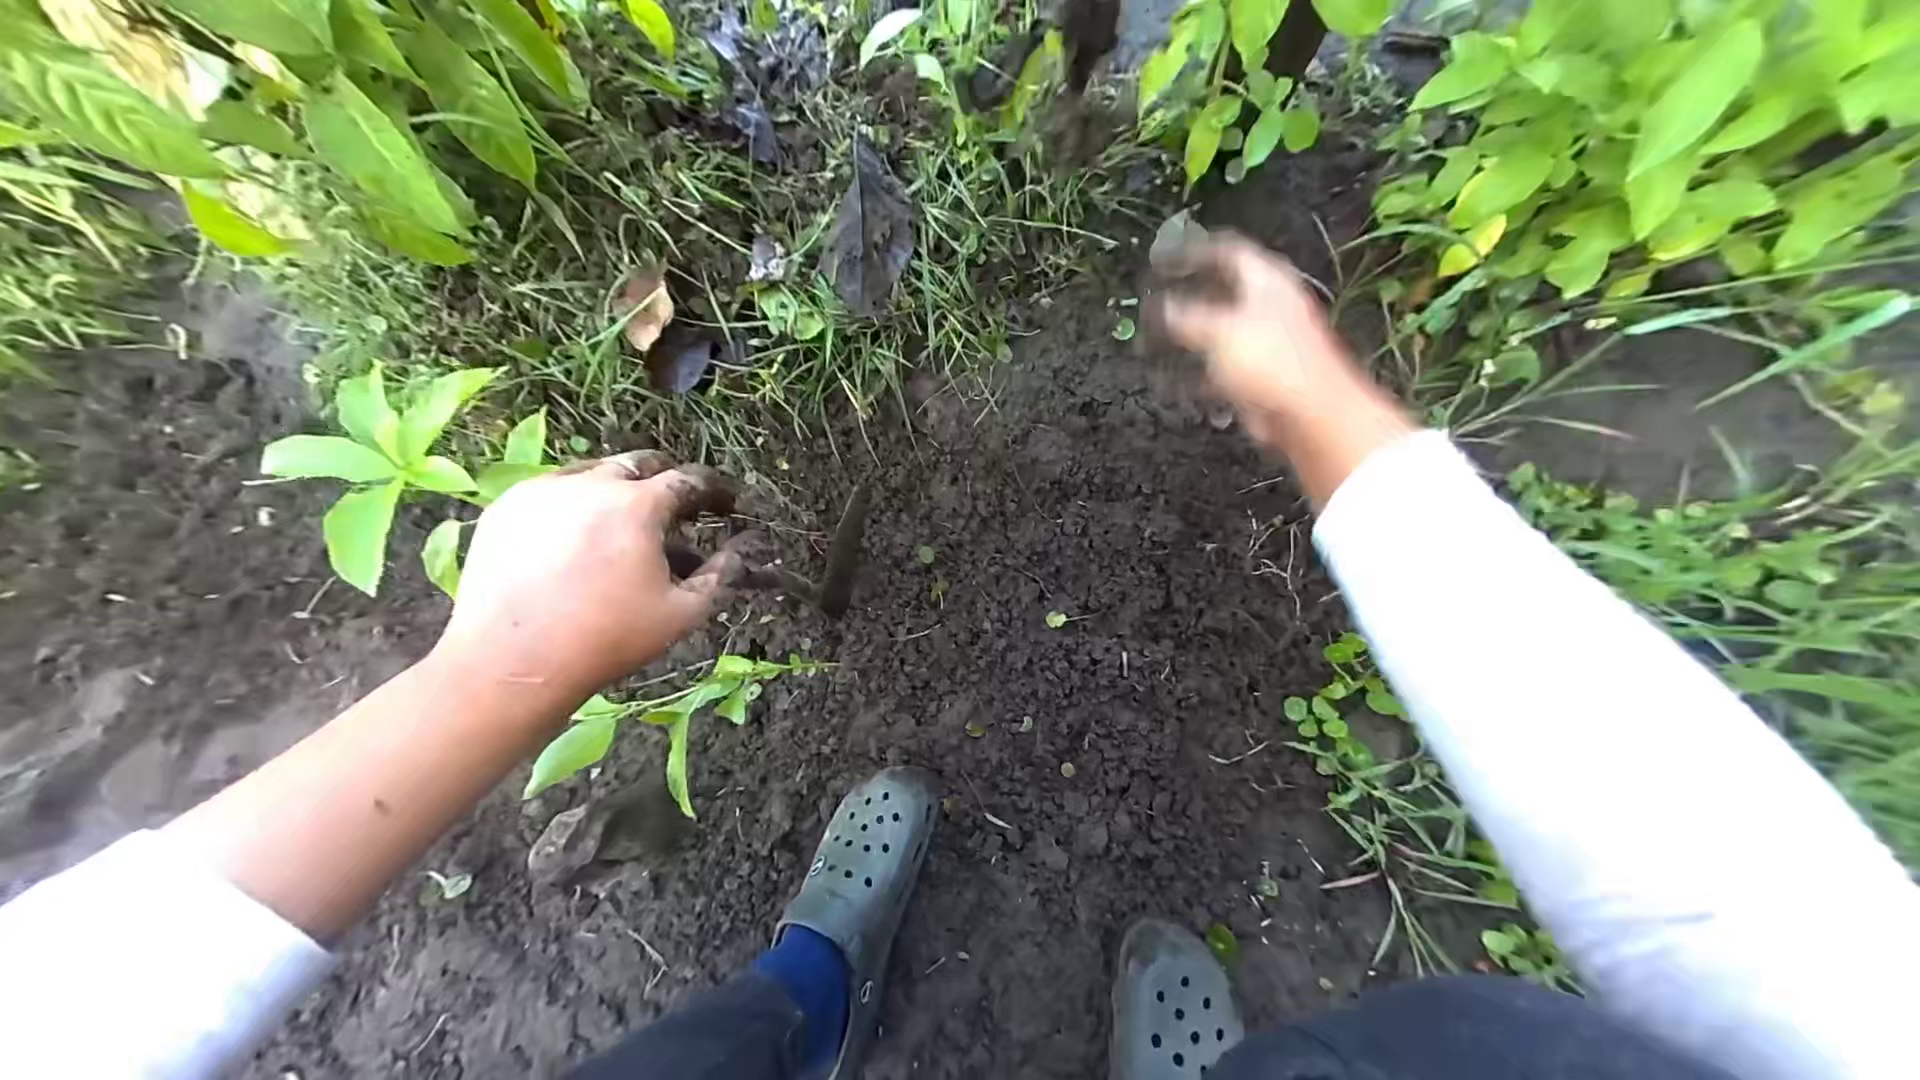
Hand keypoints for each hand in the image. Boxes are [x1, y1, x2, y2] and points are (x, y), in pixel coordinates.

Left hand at [431, 452, 742, 702]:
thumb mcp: (682, 612)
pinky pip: (554, 492)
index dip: (715, 490)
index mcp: (637, 505)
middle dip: (667, 480)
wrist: (511, 663)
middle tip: (679, 508)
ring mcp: (541, 492)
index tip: (727, 503)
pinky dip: (579, 504)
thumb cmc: (607, 638)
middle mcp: (589, 485)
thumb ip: (720, 573)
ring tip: (629, 523)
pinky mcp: (506, 508)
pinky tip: (581, 539)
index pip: (688, 480)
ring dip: (622, 489)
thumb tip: (740, 549)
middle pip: (640, 463)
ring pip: (594, 472)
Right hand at [1154, 232, 1413, 502]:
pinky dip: (1197, 371)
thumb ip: (1188, 317)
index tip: (1166, 258)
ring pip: (1219, 331)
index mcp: (1267, 282)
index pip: (1229, 252)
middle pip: (1223, 291)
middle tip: (1158, 301)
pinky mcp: (1259, 375)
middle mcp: (1268, 306)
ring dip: (1189, 337)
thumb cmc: (1270, 361)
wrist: (1309, 413)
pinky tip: (1175, 380)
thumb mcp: (1220, 331)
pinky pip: (1220, 367)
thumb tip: (1164, 307)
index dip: (1196, 251)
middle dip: (1188, 296)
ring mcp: (1265, 342)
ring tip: (1157, 341)